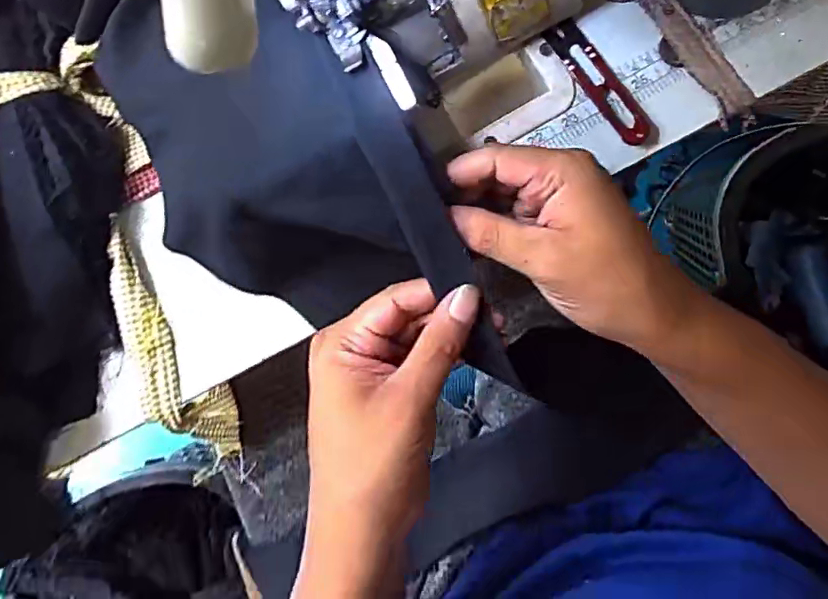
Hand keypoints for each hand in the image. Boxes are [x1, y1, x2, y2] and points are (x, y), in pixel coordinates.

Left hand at [297, 279, 478, 597]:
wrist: (364, 535)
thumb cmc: (365, 477)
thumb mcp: (409, 398)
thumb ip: (439, 342)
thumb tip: (462, 300)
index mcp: (341, 344)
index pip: (393, 299)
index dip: (435, 293)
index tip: (472, 291)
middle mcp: (351, 351)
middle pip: (407, 314)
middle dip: (447, 314)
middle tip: (486, 314)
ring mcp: (371, 370)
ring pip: (417, 335)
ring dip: (450, 334)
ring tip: (486, 332)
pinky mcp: (389, 389)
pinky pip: (420, 357)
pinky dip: (445, 354)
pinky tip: (471, 351)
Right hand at [447, 145, 702, 355]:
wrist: (655, 314)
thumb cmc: (605, 284)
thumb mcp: (542, 258)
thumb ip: (490, 233)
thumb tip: (446, 216)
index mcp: (561, 168)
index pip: (496, 158)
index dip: (459, 174)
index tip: (424, 197)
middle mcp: (561, 170)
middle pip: (500, 171)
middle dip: (467, 193)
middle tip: (430, 218)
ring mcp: (562, 190)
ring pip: (507, 191)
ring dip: (480, 210)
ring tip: (444, 229)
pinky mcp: (562, 211)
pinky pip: (521, 208)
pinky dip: (499, 222)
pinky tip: (472, 237)